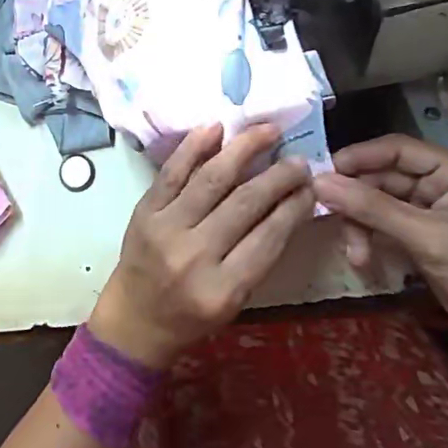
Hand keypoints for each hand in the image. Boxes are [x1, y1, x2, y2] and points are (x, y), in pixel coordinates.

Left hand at [87, 123, 313, 367]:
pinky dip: (193, 147)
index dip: (294, 207)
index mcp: (223, 289)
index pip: (268, 237)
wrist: (135, 319)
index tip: (312, 186)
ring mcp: (165, 229)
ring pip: (211, 180)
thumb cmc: (192, 315)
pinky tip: (215, 128)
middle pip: (244, 203)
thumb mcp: (234, 301)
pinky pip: (172, 173)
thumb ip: (258, 256)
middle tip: (298, 160)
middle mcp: (194, 256)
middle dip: (278, 177)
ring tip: (266, 131)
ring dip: (243, 150)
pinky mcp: (144, 212)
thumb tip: (289, 203)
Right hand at [312, 135, 447, 367]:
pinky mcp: (433, 244)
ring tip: (355, 255)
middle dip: (358, 200)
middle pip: (387, 179)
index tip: (322, 173)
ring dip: (364, 227)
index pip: (400, 150)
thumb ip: (372, 208)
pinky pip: (391, 230)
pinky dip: (375, 242)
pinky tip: (365, 262)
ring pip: (384, 207)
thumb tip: (318, 181)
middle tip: (327, 216)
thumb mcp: (430, 238)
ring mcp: (440, 217)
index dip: (359, 157)